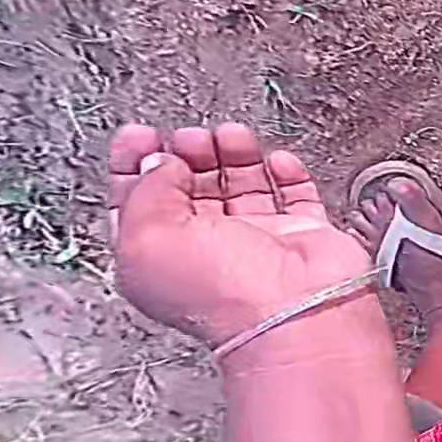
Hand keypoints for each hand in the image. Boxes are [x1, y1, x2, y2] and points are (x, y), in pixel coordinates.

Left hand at [108, 122, 374, 349]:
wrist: (295, 305)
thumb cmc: (224, 290)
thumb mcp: (149, 238)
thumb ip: (147, 193)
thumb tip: (160, 162)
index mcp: (161, 255)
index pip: (142, 200)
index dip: (136, 164)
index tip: (141, 135)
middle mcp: (211, 247)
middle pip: (196, 188)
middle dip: (191, 155)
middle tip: (193, 135)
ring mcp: (261, 238)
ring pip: (245, 186)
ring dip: (237, 157)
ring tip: (233, 135)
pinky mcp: (305, 232)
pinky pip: (297, 195)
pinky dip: (288, 174)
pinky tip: (279, 161)